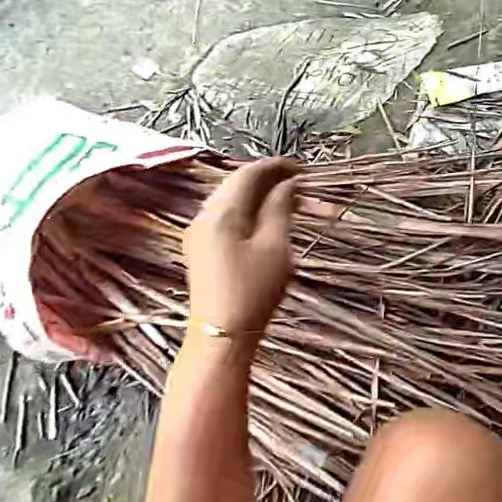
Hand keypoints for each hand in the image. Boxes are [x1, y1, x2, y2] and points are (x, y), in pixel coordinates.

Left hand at [183, 157, 299, 335]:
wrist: (222, 335)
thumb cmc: (253, 290)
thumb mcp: (276, 247)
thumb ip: (280, 209)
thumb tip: (288, 184)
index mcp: (220, 214)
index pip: (248, 174)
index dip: (276, 167)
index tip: (302, 168)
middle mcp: (203, 217)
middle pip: (236, 184)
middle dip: (268, 179)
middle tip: (299, 182)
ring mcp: (199, 233)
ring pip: (231, 199)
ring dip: (259, 194)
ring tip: (289, 198)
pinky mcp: (201, 248)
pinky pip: (226, 216)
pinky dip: (249, 210)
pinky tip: (267, 218)